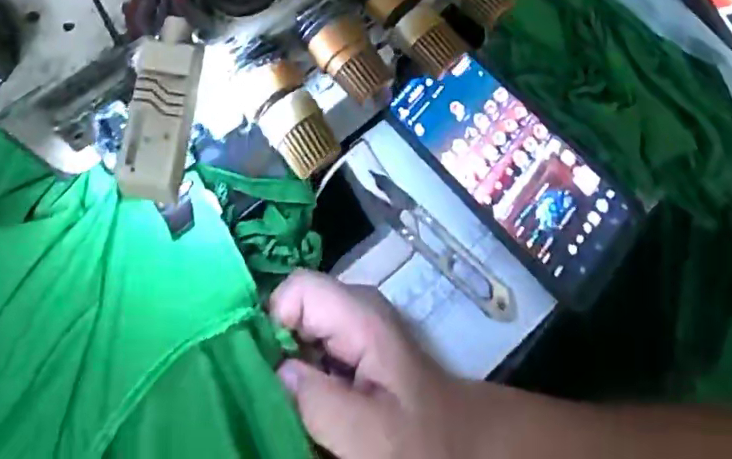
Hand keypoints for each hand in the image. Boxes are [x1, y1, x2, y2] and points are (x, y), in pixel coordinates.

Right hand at [269, 269, 466, 458]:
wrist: (468, 446)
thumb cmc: (424, 441)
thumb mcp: (371, 434)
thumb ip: (318, 402)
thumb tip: (272, 371)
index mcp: (359, 314)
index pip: (296, 288)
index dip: (271, 323)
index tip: (262, 372)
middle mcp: (353, 309)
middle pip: (293, 308)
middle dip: (274, 348)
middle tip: (268, 397)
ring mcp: (353, 327)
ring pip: (298, 330)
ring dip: (286, 367)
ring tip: (283, 407)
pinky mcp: (353, 348)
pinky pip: (311, 349)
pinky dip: (300, 377)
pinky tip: (303, 409)